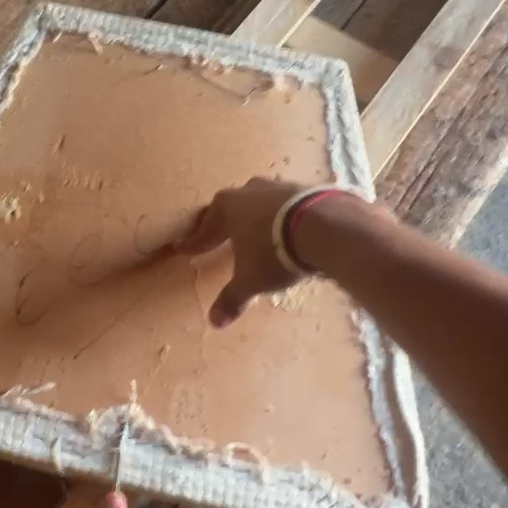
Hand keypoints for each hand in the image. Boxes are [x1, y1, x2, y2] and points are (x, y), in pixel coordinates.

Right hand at [171, 177, 306, 326]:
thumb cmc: (274, 251)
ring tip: (261, 231)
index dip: (194, 242)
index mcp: (227, 207)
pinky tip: (293, 229)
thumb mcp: (251, 280)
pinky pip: (291, 204)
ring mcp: (280, 186)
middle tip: (224, 234)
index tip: (182, 248)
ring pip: (263, 202)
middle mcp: (250, 191)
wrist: (325, 226)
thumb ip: (232, 298)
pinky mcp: (309, 189)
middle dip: (229, 222)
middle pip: (234, 207)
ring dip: (261, 217)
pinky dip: (289, 216)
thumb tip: (214, 321)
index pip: (205, 229)